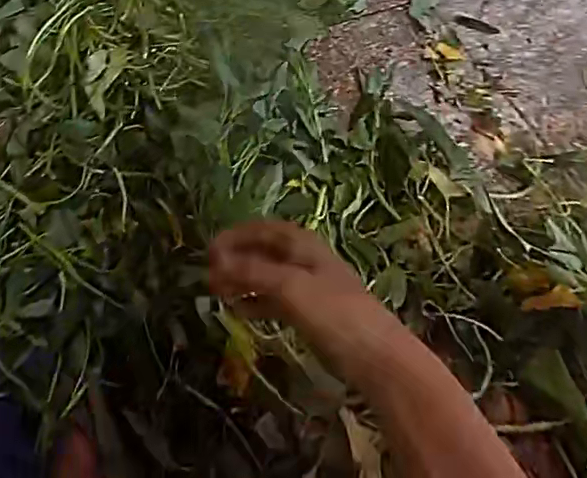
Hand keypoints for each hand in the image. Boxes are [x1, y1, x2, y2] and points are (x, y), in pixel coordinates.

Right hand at [208, 221, 405, 371]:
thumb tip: (215, 262)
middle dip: (235, 258)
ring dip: (243, 280)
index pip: (260, 228)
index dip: (234, 236)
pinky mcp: (312, 313)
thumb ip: (252, 273)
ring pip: (267, 275)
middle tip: (209, 274)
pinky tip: (241, 312)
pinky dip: (256, 301)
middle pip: (263, 250)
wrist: (379, 358)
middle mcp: (304, 258)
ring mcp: (309, 286)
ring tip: (218, 293)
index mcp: (301, 243)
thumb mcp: (289, 287)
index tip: (208, 251)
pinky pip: (275, 299)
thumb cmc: (334, 313)